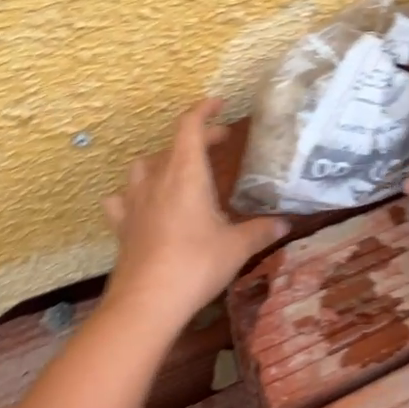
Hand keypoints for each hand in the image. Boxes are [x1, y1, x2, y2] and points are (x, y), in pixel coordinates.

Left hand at [102, 100, 289, 328]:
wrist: (146, 303)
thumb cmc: (196, 265)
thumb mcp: (238, 247)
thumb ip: (262, 230)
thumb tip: (286, 224)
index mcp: (187, 173)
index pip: (190, 126)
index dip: (204, 109)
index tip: (220, 104)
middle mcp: (157, 179)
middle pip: (173, 143)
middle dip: (197, 137)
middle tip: (220, 143)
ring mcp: (134, 201)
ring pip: (143, 166)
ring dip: (162, 160)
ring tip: (180, 170)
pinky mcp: (122, 225)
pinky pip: (122, 198)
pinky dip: (134, 194)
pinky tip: (144, 205)